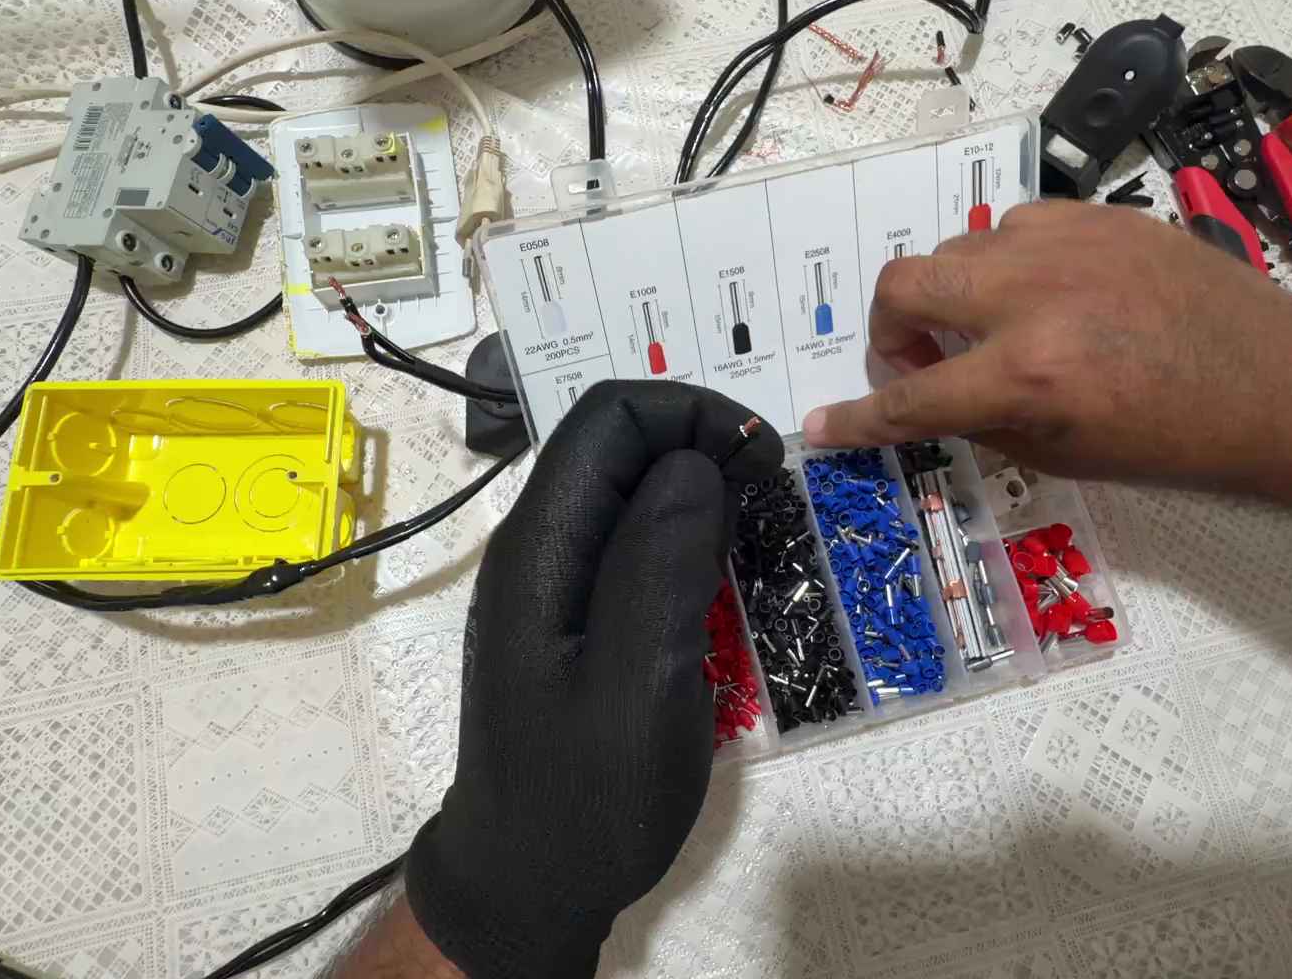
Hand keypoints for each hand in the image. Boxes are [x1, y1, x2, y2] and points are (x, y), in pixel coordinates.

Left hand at [405, 381, 781, 978]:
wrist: (529, 877)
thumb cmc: (586, 791)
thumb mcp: (637, 678)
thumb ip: (661, 558)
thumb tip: (695, 464)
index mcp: (544, 542)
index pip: (610, 417)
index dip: (690, 413)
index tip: (758, 459)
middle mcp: (542, 540)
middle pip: (619, 442)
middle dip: (698, 446)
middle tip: (762, 498)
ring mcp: (555, 574)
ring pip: (630, 486)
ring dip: (696, 491)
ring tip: (744, 538)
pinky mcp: (576, 606)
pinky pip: (632, 537)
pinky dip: (684, 535)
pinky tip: (713, 576)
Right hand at [803, 200, 1291, 495]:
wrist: (1288, 390)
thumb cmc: (1173, 445)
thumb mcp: (1057, 455)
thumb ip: (974, 418)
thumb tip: (922, 395)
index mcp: (1030, 374)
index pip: (911, 398)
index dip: (857, 418)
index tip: (820, 426)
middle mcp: (1037, 296)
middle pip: (904, 284)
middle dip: (887, 331)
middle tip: (919, 362)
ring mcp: (1069, 244)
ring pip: (954, 248)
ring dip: (950, 295)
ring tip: (988, 328)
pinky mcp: (1101, 218)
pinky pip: (1012, 228)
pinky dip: (1001, 266)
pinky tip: (1037, 294)